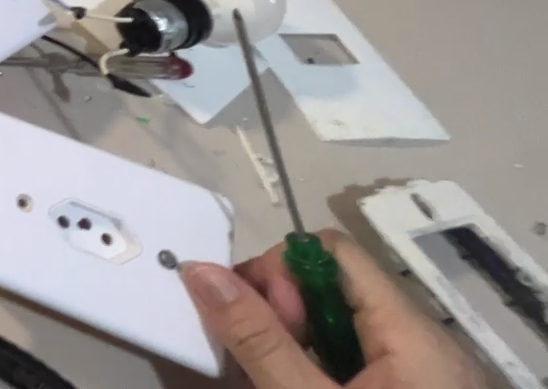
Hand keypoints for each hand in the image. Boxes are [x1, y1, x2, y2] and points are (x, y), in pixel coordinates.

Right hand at [180, 229, 488, 387]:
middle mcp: (428, 344)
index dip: (279, 268)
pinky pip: (358, 352)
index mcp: (413, 336)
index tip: (258, 315)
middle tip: (266, 354)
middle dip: (280, 306)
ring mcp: (430, 374)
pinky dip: (318, 361)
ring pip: (338, 319)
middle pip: (330, 283)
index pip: (329, 251)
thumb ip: (255, 336)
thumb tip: (197, 269)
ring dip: (294, 336)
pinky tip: (305, 387)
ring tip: (284, 378)